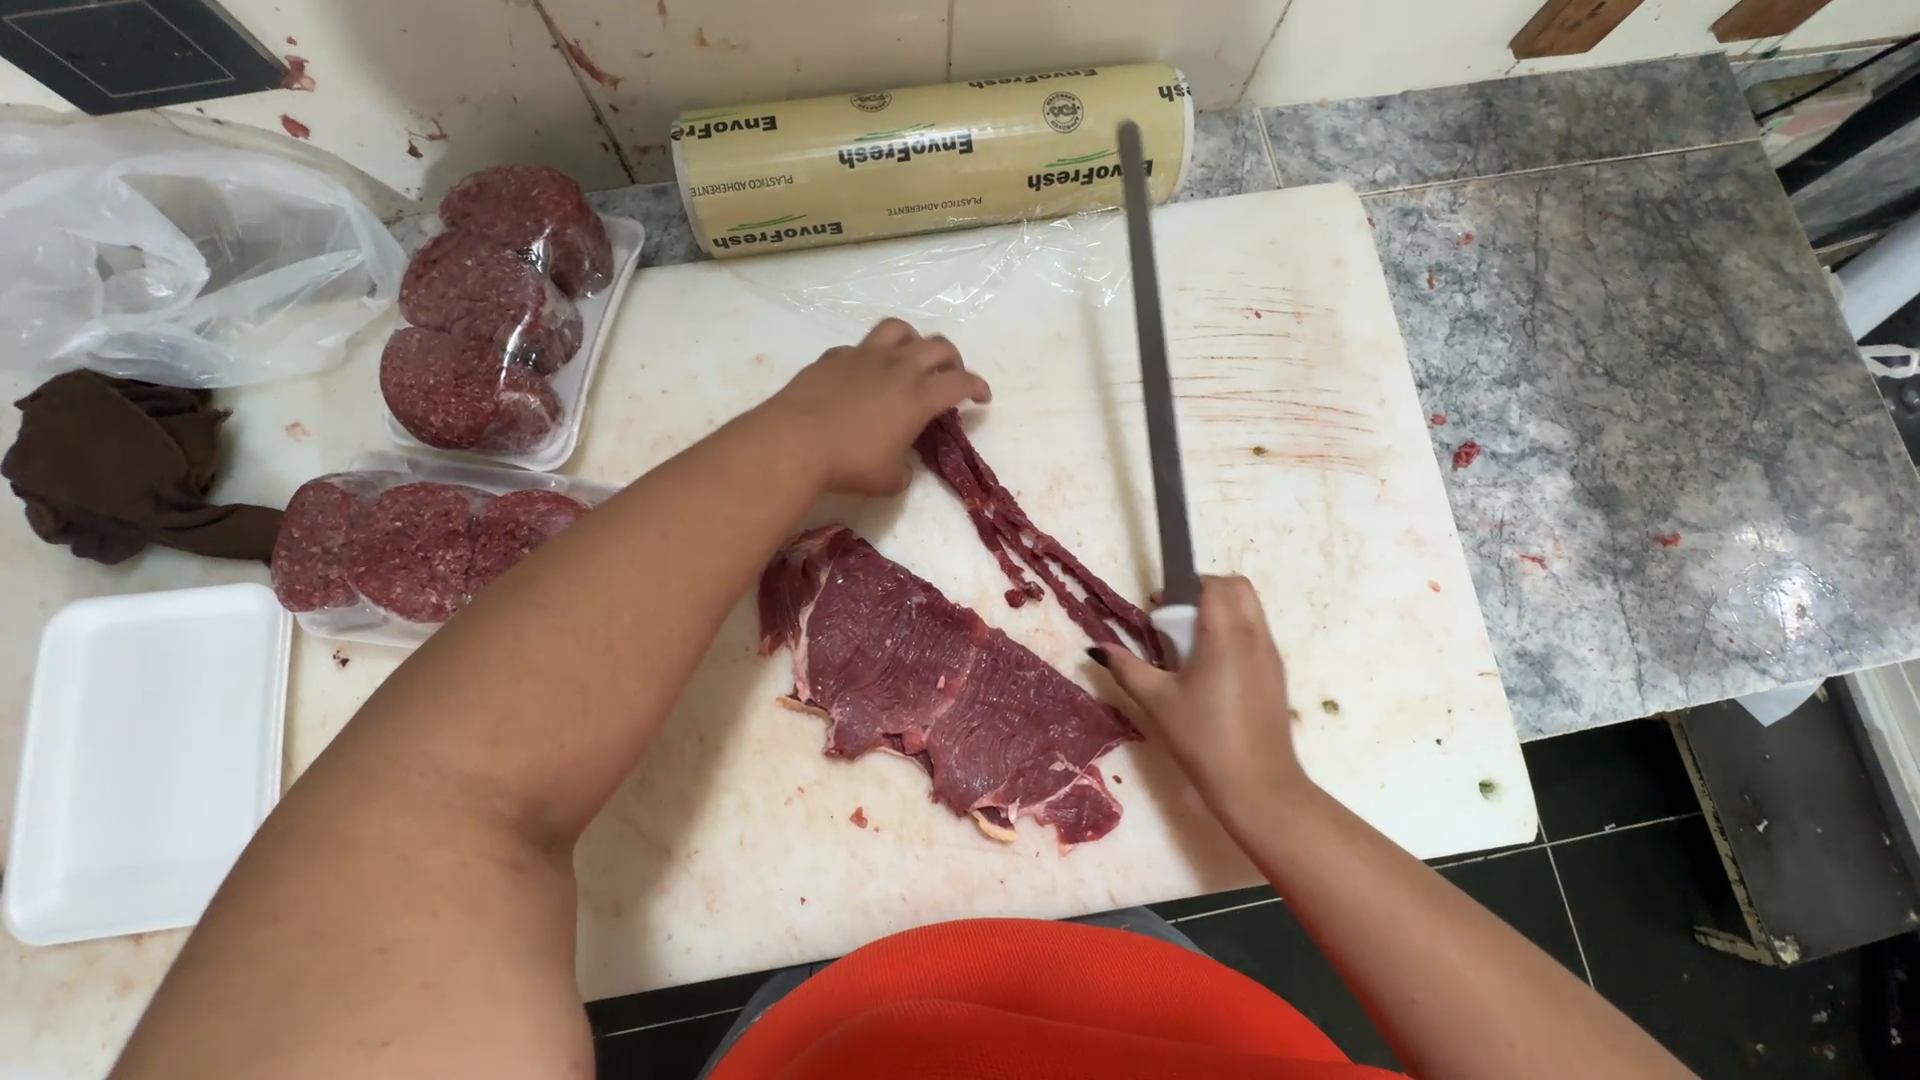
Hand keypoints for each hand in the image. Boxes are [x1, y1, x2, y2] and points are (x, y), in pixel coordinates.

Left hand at [757, 318, 990, 495]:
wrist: (794, 442)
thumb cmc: (848, 464)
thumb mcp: (887, 480)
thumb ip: (903, 471)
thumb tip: (902, 468)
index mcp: (919, 396)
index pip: (961, 382)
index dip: (978, 387)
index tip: (982, 398)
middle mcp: (897, 367)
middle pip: (938, 346)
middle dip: (953, 359)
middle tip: (951, 376)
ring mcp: (864, 356)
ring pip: (900, 330)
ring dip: (914, 341)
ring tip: (912, 358)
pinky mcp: (834, 356)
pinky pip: (861, 347)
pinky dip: (871, 356)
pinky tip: (864, 374)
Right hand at [1096, 576, 1308, 820]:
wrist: (1257, 786)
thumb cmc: (1204, 739)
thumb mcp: (1157, 701)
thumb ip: (1126, 668)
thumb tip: (1097, 648)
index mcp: (1226, 636)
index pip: (1214, 584)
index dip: (1186, 585)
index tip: (1161, 607)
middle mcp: (1255, 637)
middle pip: (1238, 589)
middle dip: (1206, 592)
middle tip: (1176, 621)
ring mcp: (1270, 656)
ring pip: (1251, 610)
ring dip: (1221, 612)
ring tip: (1191, 647)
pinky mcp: (1276, 675)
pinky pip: (1256, 634)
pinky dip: (1234, 633)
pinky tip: (1211, 671)